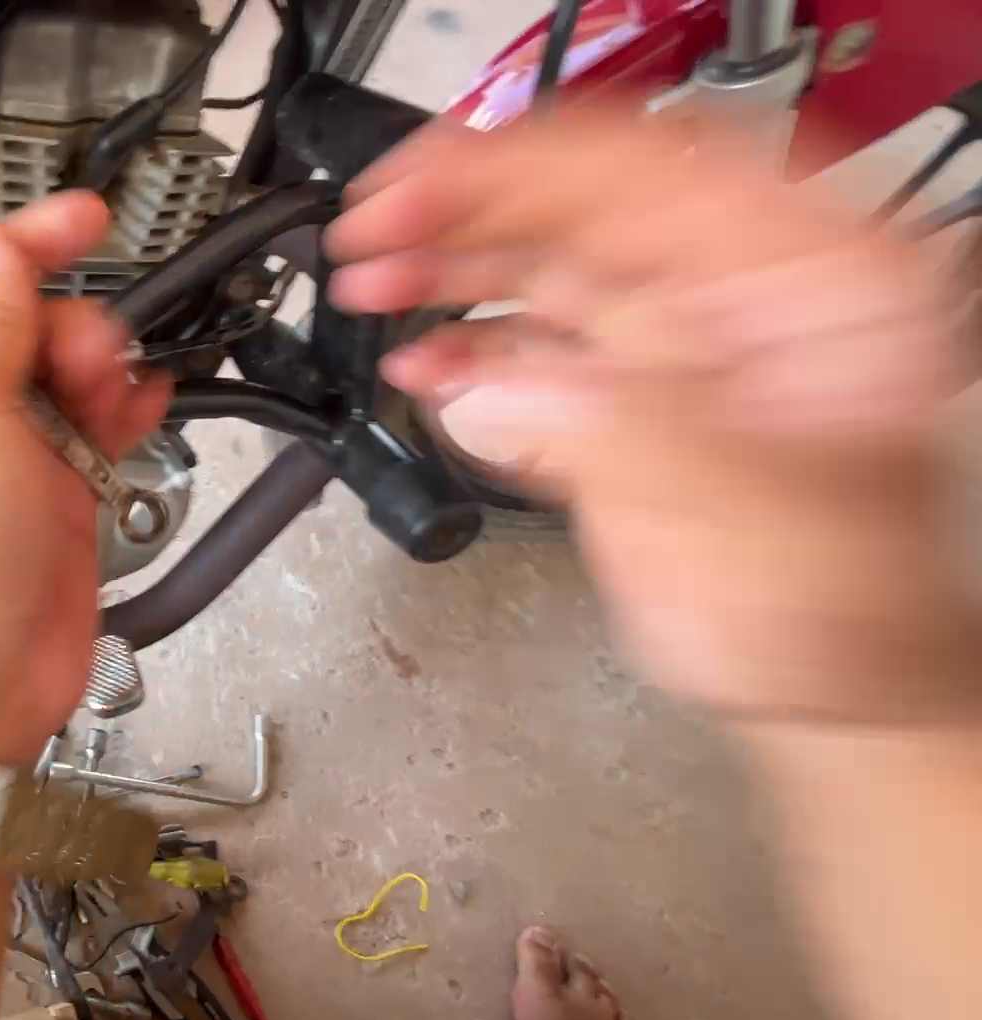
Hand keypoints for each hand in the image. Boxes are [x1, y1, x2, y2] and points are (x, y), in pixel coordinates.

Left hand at [0, 194, 170, 764]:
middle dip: (69, 326)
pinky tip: (142, 408)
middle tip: (87, 363)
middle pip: (29, 324)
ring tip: (112, 404)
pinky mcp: (65, 491)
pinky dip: (126, 409)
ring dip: (103, 369)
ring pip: (73, 373)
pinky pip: (102, 427)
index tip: (84, 220)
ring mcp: (19, 451)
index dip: (20, 247)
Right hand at [325, 107, 981, 721]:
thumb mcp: (737, 516)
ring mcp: (659, 348)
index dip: (514, 172)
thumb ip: (611, 438)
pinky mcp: (604, 398)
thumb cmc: (822, 609)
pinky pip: (517, 350)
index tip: (413, 189)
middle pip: (574, 214)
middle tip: (366, 229)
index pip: (644, 182)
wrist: (802, 677)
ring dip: (442, 273)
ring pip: (534, 273)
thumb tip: (493, 393)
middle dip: (458, 213)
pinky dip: (455, 349)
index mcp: (800, 292)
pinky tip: (414, 361)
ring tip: (366, 282)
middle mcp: (727, 302)